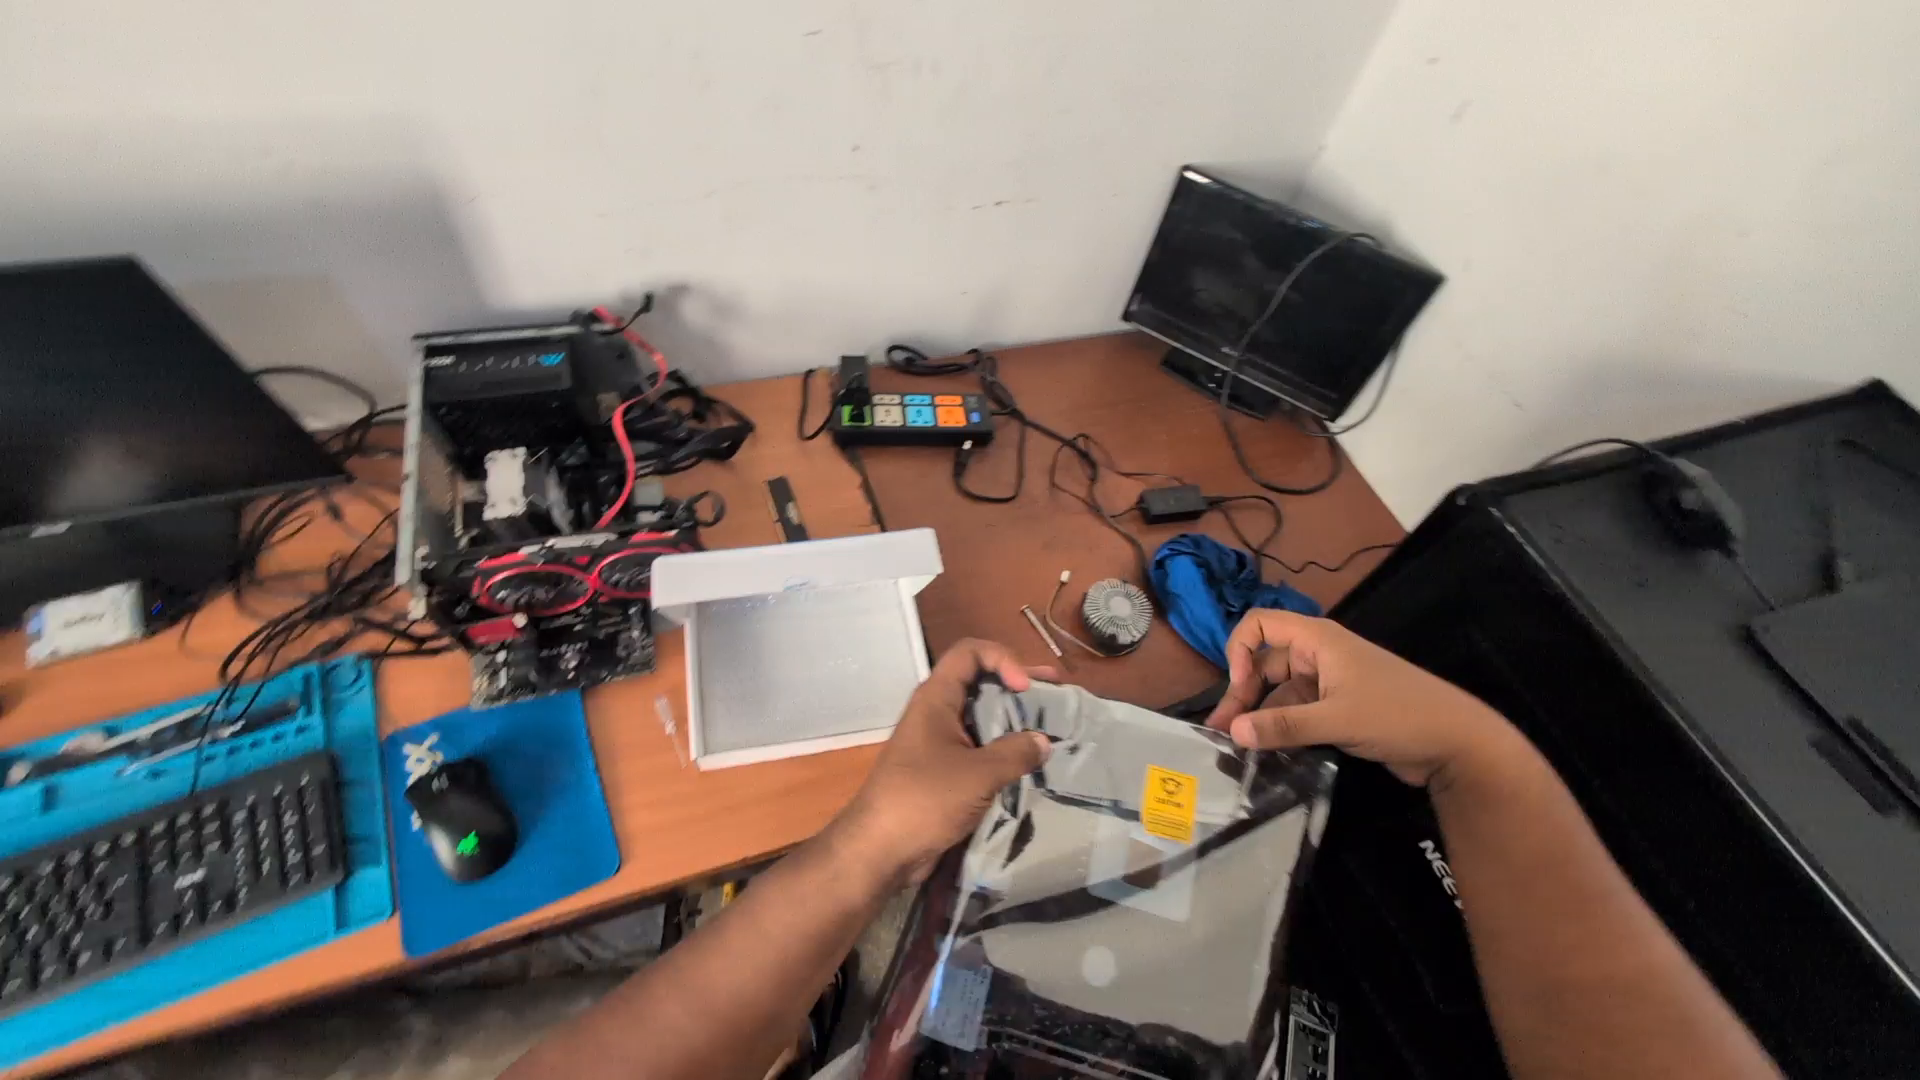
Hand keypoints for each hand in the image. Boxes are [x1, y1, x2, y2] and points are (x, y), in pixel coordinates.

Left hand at [832, 639, 1052, 887]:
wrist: (879, 851)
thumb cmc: (924, 800)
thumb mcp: (977, 775)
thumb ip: (1015, 753)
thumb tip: (1043, 741)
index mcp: (936, 698)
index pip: (970, 652)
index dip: (1002, 658)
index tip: (1025, 686)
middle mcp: (937, 712)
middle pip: (979, 681)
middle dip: (1017, 683)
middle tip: (1055, 691)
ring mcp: (939, 741)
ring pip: (981, 715)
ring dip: (1014, 717)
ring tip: (1050, 725)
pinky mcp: (944, 769)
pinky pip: (978, 746)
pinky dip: (1004, 746)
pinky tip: (1030, 760)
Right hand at [1205, 610, 1515, 788]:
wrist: (1460, 744)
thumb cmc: (1398, 715)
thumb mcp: (1336, 720)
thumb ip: (1282, 726)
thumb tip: (1231, 733)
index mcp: (1318, 640)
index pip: (1260, 625)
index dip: (1240, 651)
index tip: (1239, 687)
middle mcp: (1318, 655)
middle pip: (1265, 663)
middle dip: (1242, 693)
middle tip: (1224, 731)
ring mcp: (1328, 682)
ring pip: (1279, 692)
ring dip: (1259, 715)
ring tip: (1238, 747)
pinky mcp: (1338, 708)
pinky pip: (1297, 711)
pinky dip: (1280, 727)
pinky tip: (1266, 750)